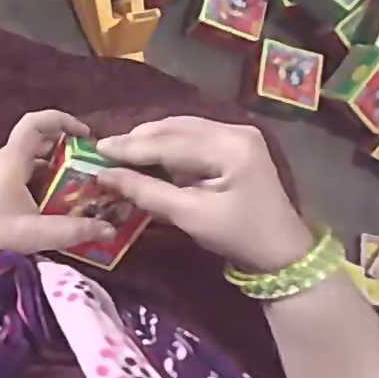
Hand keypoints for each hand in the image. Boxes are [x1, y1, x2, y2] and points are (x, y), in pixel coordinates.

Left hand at [0, 111, 117, 255]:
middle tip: (90, 164)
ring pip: (33, 158)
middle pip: (39, 139)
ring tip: (81, 183)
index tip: (85, 135)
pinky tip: (59, 201)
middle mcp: (5, 160)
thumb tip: (109, 230)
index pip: (36, 122)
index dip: (62, 120)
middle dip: (66, 147)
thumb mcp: (36, 233)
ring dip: (57, 165)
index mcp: (12, 159)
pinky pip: (26, 173)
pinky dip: (45, 179)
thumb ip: (74, 231)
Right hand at [95, 117, 314, 270]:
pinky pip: (191, 136)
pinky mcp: (234, 144)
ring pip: (181, 128)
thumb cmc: (237, 236)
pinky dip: (167, 144)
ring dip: (151, 140)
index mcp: (229, 147)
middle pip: (174, 127)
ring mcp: (237, 134)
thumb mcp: (189, 216)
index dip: (130, 147)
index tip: (96, 149)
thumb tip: (105, 176)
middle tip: (105, 151)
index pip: (169, 142)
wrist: (282, 251)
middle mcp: (234, 130)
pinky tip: (149, 154)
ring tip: (121, 152)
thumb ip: (146, 192)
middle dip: (138, 139)